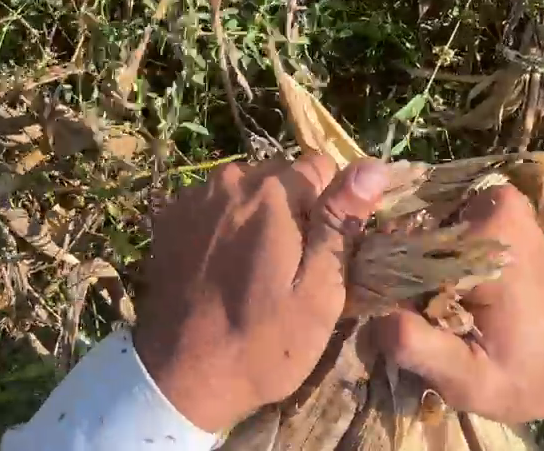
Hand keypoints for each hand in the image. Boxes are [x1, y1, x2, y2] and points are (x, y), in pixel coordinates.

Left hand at [134, 155, 391, 431]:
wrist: (180, 378)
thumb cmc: (262, 342)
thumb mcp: (318, 291)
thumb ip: (341, 221)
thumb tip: (373, 166)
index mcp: (273, 192)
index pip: (320, 165)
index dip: (329, 206)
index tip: (322, 248)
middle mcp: (232, 179)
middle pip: (280, 174)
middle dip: (292, 207)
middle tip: (288, 264)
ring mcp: (196, 194)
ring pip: (245, 186)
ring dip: (256, 212)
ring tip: (252, 267)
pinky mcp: (170, 214)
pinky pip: (214, 202)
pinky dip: (223, 222)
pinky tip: (221, 265)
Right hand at [371, 182, 543, 425]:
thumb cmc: (528, 375)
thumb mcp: (472, 381)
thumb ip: (421, 347)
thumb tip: (377, 312)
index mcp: (489, 233)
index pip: (403, 240)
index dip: (388, 278)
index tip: (392, 313)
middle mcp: (494, 201)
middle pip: (413, 224)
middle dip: (403, 265)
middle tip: (411, 310)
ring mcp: (498, 199)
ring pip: (424, 220)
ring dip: (417, 258)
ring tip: (426, 299)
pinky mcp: (499, 206)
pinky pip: (444, 218)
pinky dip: (435, 249)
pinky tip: (440, 283)